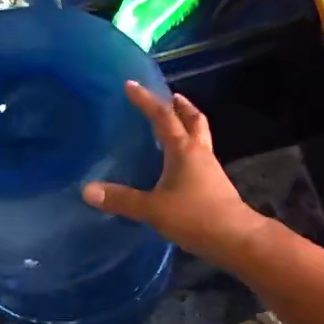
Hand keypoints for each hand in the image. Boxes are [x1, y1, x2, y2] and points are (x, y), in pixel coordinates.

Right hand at [82, 81, 267, 264]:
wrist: (236, 238)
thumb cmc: (195, 217)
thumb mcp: (153, 209)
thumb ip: (121, 199)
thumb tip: (87, 191)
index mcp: (183, 150)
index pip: (163, 117)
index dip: (146, 100)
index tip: (131, 85)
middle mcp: (200, 153)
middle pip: (193, 121)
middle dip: (180, 107)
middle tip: (171, 97)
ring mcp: (211, 170)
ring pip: (200, 138)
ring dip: (188, 127)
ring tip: (175, 127)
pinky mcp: (216, 186)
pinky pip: (201, 158)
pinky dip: (190, 152)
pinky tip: (181, 165)